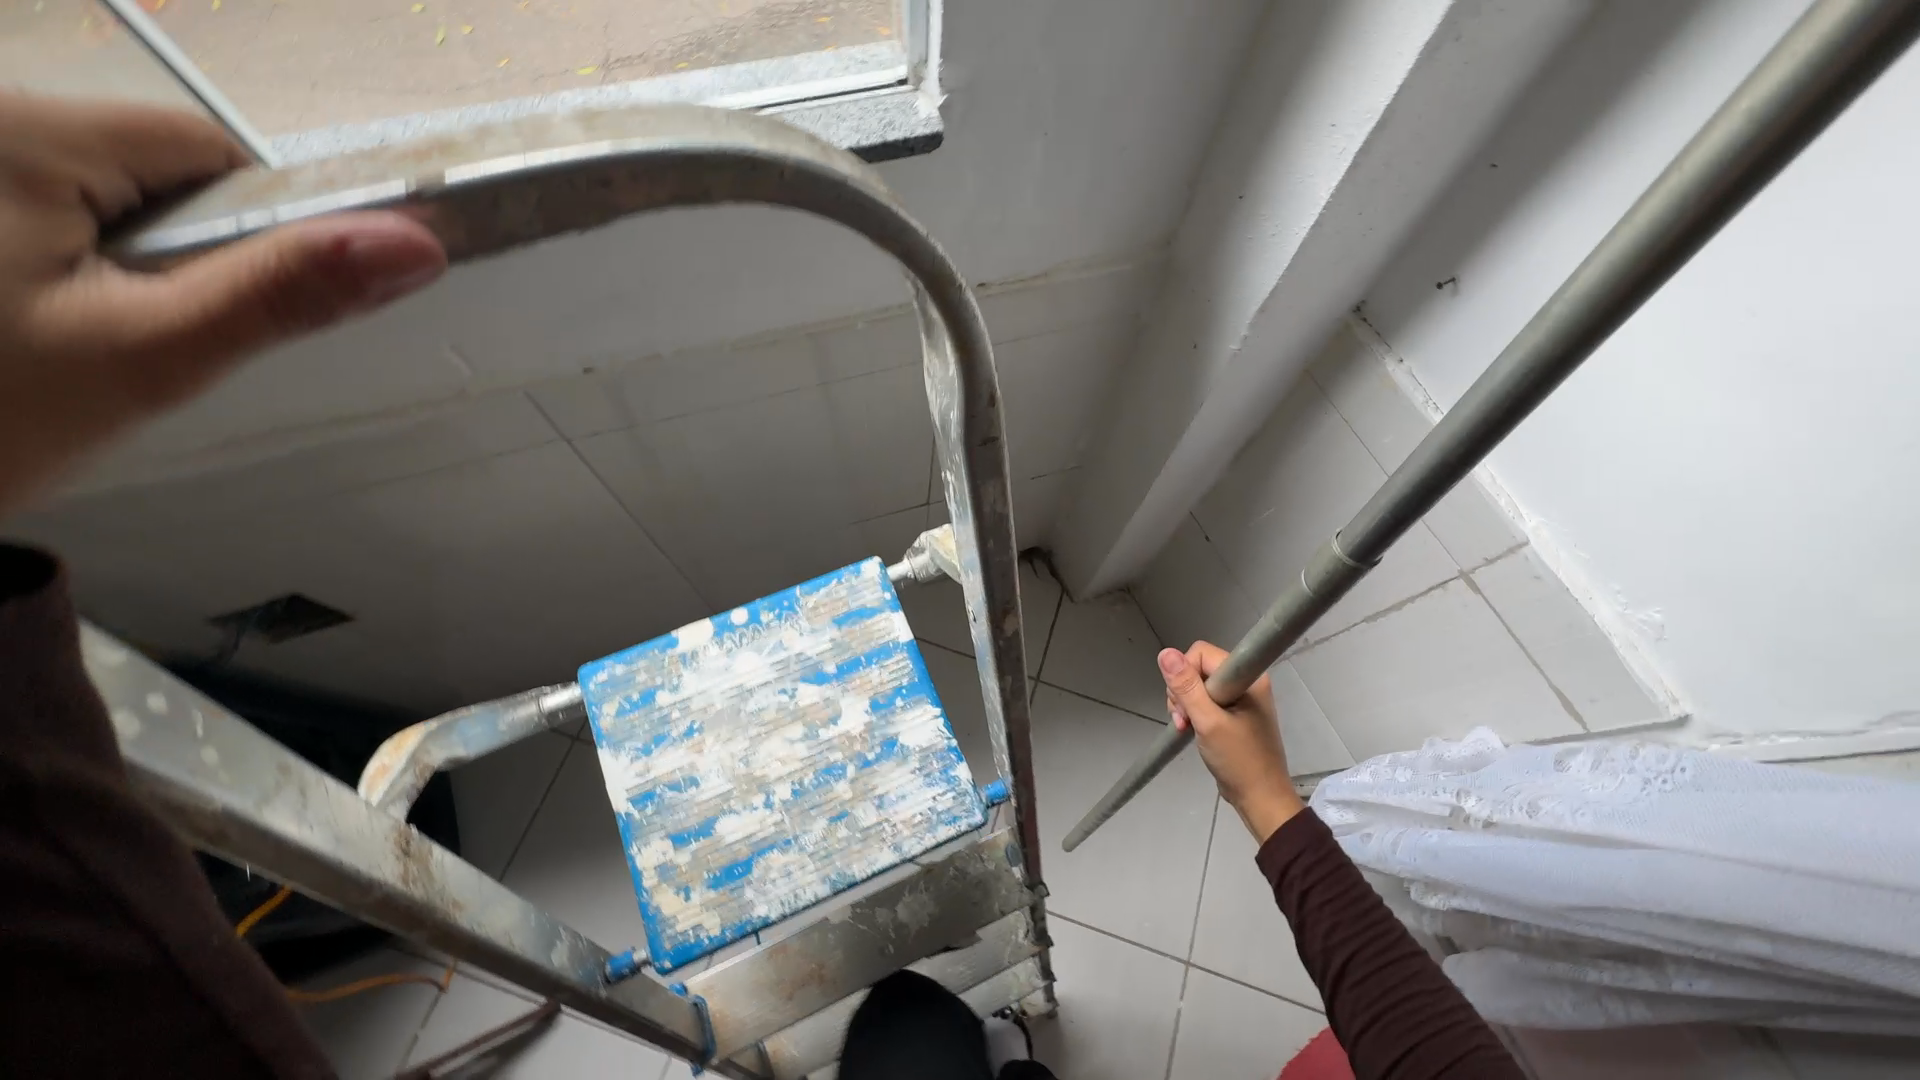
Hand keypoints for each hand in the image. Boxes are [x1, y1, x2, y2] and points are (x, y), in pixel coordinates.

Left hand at [0, 94, 446, 519]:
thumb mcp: (149, 355)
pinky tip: (25, 321)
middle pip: (144, 171)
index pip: (206, 150)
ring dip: (116, 264)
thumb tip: (418, 246)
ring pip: (89, 193)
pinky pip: (34, 208)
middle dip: (172, 254)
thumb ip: (284, 292)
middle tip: (129, 335)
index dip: (253, 226)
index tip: (219, 302)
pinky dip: (57, 263)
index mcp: (15, 129)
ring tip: (65, 338)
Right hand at [1159, 641, 1303, 843]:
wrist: (1260, 798)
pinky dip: (1193, 713)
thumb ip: (1186, 687)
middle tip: (1185, 720)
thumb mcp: (1208, 722)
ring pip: (1197, 685)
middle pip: (1197, 667)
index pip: (1201, 653)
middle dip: (1183, 692)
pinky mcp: (1233, 711)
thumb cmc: (1239, 761)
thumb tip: (1165, 654)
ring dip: (1185, 705)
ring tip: (1187, 727)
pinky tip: (1191, 729)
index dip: (1186, 674)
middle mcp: (1245, 681)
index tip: (1185, 704)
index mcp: (1247, 677)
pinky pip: (1204, 699)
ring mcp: (1239, 697)